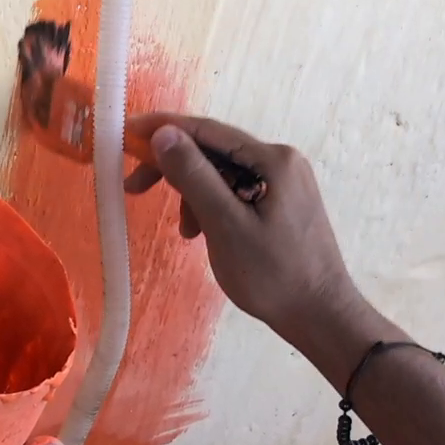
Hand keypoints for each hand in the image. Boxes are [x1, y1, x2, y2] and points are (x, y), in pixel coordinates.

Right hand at [124, 114, 368, 342]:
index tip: (125, 136)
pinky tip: (202, 232)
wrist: (319, 315)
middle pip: (213, 151)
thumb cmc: (271, 273)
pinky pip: (233, 191)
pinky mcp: (280, 202)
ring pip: (220, 173)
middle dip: (172, 167)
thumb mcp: (224, 223)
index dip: (162, 129)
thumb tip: (163, 133)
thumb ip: (193, 175)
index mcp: (271, 159)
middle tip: (133, 188)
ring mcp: (283, 181)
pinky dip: (209, 206)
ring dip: (191, 193)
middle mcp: (280, 160)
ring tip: (184, 231)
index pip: (206, 131)